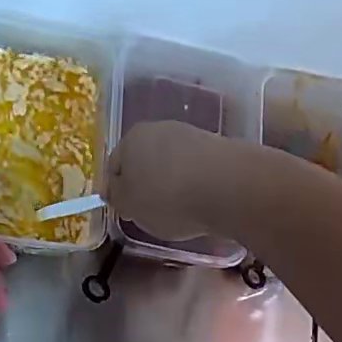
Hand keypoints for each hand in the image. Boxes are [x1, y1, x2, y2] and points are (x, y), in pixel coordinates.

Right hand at [106, 121, 274, 241]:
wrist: (226, 186)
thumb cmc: (166, 198)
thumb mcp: (131, 206)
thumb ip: (119, 198)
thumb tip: (115, 191)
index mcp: (130, 139)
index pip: (115, 166)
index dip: (117, 190)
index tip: (126, 211)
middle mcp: (159, 129)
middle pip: (145, 160)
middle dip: (145, 184)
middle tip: (150, 213)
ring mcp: (191, 135)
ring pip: (171, 163)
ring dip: (171, 184)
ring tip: (178, 211)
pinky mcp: (217, 147)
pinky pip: (196, 170)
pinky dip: (193, 185)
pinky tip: (199, 202)